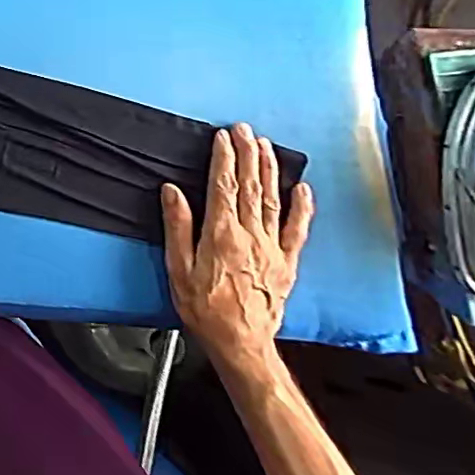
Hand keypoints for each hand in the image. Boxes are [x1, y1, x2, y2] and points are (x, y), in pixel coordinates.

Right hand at [161, 123, 313, 372]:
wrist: (241, 344)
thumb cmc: (203, 307)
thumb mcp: (177, 268)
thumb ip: (177, 227)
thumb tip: (172, 192)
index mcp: (221, 235)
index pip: (223, 187)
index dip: (223, 159)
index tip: (222, 137)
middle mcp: (250, 236)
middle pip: (250, 187)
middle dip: (247, 155)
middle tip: (245, 130)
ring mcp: (272, 249)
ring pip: (272, 201)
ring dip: (269, 170)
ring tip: (266, 146)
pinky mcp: (286, 263)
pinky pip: (297, 231)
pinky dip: (301, 208)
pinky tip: (302, 189)